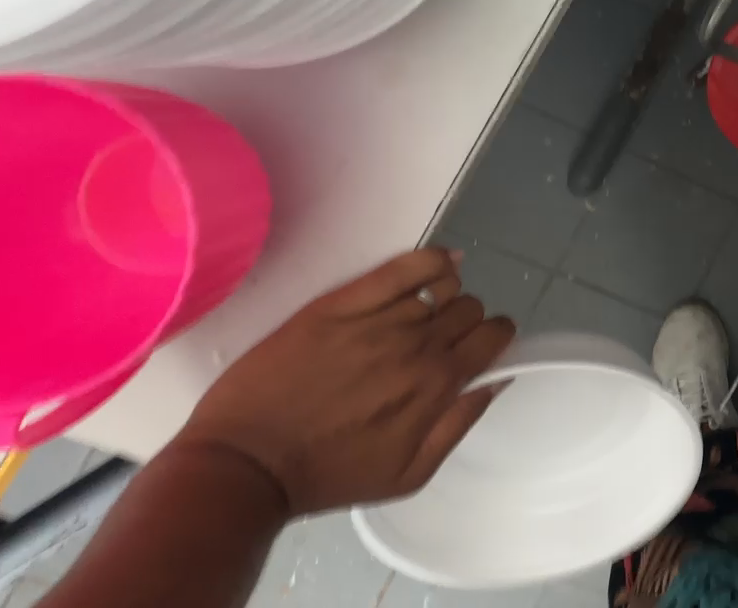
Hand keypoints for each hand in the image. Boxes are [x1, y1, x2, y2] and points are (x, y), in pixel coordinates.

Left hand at [171, 248, 515, 516]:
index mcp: (439, 383)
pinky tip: (433, 269)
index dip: (491, 339)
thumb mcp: (409, 475)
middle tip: (435, 341)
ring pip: (444, 286)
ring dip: (441, 298)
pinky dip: (432, 261)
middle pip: (471, 308)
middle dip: (463, 322)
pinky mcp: (344, 303)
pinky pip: (410, 265)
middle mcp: (420, 344)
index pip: (497, 334)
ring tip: (416, 315)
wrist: (241, 467)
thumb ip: (460, 424)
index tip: (473, 350)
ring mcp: (382, 319)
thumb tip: (495, 379)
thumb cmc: (326, 476)